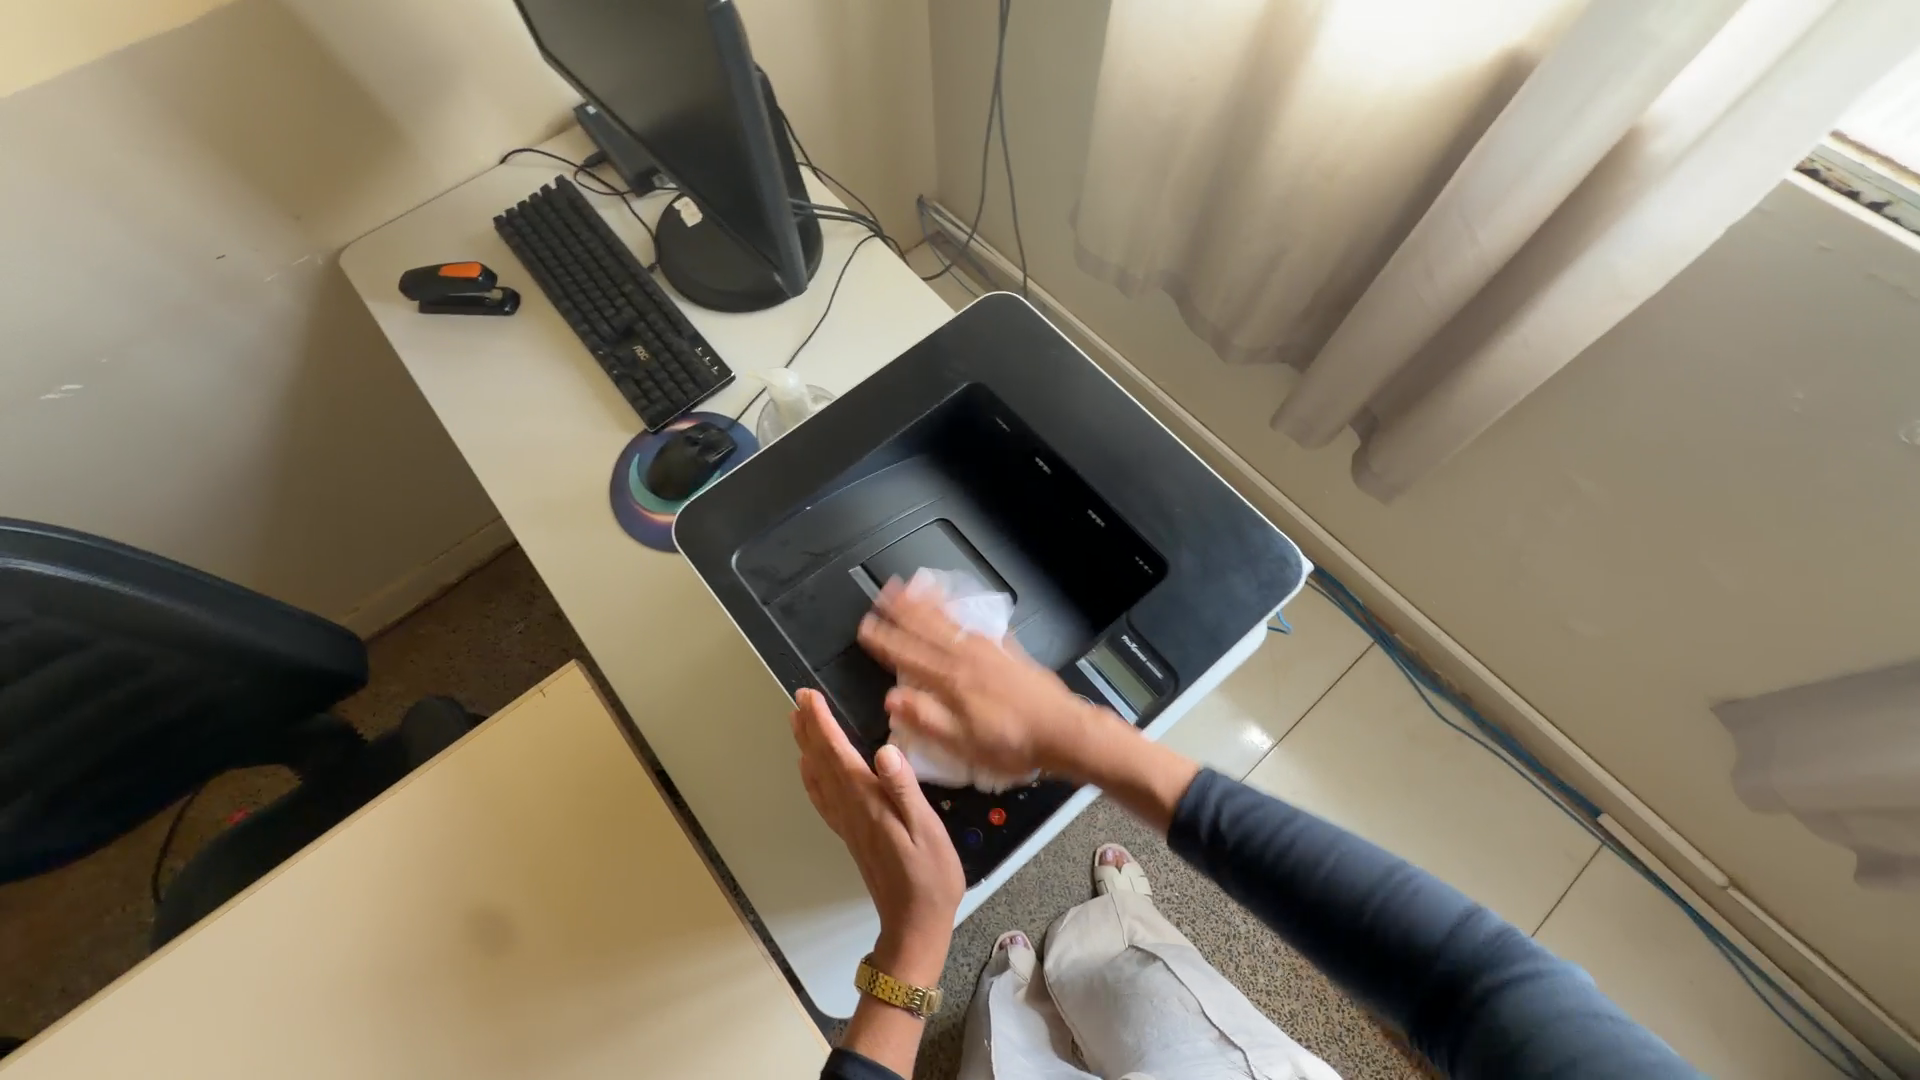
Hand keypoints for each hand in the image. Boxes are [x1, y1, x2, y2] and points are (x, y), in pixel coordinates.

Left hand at [790, 688, 962, 983]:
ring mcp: (848, 824)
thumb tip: (885, 750)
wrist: (915, 924)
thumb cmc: (929, 876)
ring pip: (819, 778)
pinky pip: (824, 799)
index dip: (822, 723)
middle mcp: (851, 809)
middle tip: (799, 699)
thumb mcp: (927, 829)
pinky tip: (811, 771)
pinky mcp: (852, 835)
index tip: (810, 696)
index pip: (838, 754)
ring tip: (798, 723)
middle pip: (822, 762)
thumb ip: (905, 789)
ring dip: (807, 747)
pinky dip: (813, 778)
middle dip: (809, 728)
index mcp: (868, 802)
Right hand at [857, 577, 1114, 781]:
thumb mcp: (963, 743)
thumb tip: (892, 700)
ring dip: (928, 602)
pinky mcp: (1006, 651)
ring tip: (912, 586)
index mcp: (951, 682)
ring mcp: (987, 651)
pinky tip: (956, 602)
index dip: (884, 641)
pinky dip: (960, 608)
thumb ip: (926, 718)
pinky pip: (975, 622)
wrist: (1062, 731)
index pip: (908, 656)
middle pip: (927, 628)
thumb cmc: (1013, 744)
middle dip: (902, 610)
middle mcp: (966, 660)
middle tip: (884, 593)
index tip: (866, 628)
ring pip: (949, 620)